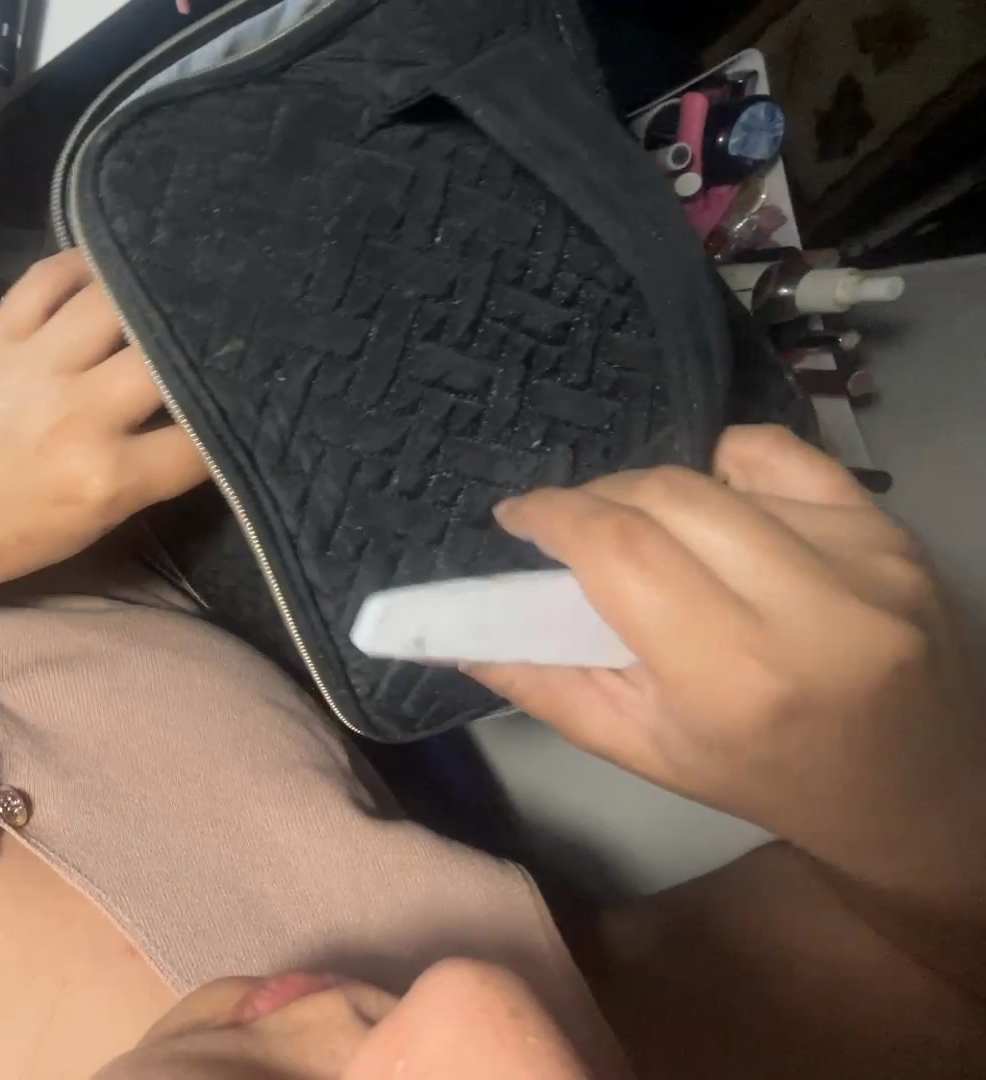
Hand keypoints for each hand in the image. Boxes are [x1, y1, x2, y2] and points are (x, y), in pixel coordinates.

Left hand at [0, 250, 207, 598]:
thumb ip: (152, 470)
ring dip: (150, 289)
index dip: (231, 422)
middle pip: (166, 356)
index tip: (245, 403)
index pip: (199, 439)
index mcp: (104, 477)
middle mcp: (75, 414)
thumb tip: (202, 416)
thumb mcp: (99, 521)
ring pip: (113, 300)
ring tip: (176, 280)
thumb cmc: (14, 535)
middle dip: (204, 341)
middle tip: (225, 327)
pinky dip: (81, 264)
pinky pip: (47, 278)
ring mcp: (33, 367)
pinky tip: (107, 266)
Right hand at [467, 427, 983, 881]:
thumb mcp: (627, 744)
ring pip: (709, 477)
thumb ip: (533, 684)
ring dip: (642, 490)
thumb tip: (450, 637)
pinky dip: (720, 464)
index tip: (516, 516)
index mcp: (732, 674)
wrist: (918, 791)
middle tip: (562, 526)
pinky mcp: (896, 534)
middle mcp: (813, 607)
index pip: (622, 550)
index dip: (554, 515)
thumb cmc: (753, 773)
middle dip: (588, 499)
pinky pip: (779, 455)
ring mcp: (868, 561)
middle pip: (661, 498)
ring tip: (629, 525)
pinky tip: (708, 500)